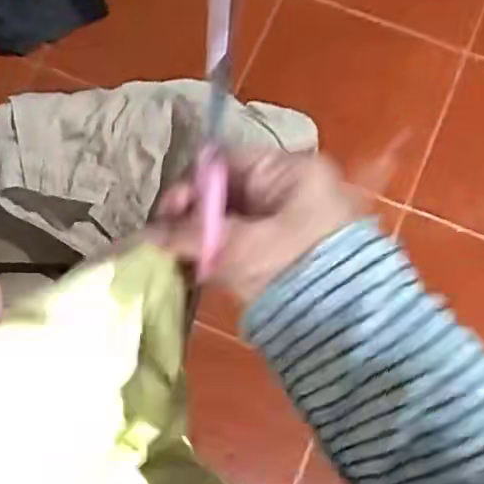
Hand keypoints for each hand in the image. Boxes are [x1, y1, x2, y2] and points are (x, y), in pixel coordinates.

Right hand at [149, 149, 363, 306]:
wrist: (338, 321)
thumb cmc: (292, 268)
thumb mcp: (241, 246)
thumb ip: (191, 236)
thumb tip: (146, 236)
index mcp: (287, 171)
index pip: (224, 163)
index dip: (190, 185)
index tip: (164, 214)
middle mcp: (286, 191)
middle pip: (223, 194)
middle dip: (190, 216)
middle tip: (163, 240)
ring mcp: (282, 227)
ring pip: (226, 224)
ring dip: (197, 239)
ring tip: (172, 257)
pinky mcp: (276, 259)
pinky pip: (235, 248)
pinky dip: (212, 257)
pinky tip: (191, 269)